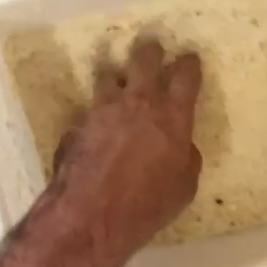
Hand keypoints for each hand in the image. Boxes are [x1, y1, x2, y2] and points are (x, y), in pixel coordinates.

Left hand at [47, 38, 202, 258]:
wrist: (91, 214)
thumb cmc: (148, 205)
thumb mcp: (184, 185)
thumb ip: (185, 156)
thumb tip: (181, 145)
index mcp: (173, 115)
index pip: (186, 75)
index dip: (189, 64)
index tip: (189, 60)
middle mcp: (138, 102)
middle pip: (145, 57)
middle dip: (150, 51)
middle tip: (152, 51)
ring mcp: (102, 109)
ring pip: (109, 74)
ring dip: (116, 78)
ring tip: (118, 86)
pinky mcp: (76, 123)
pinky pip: (88, 111)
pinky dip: (94, 116)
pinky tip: (94, 131)